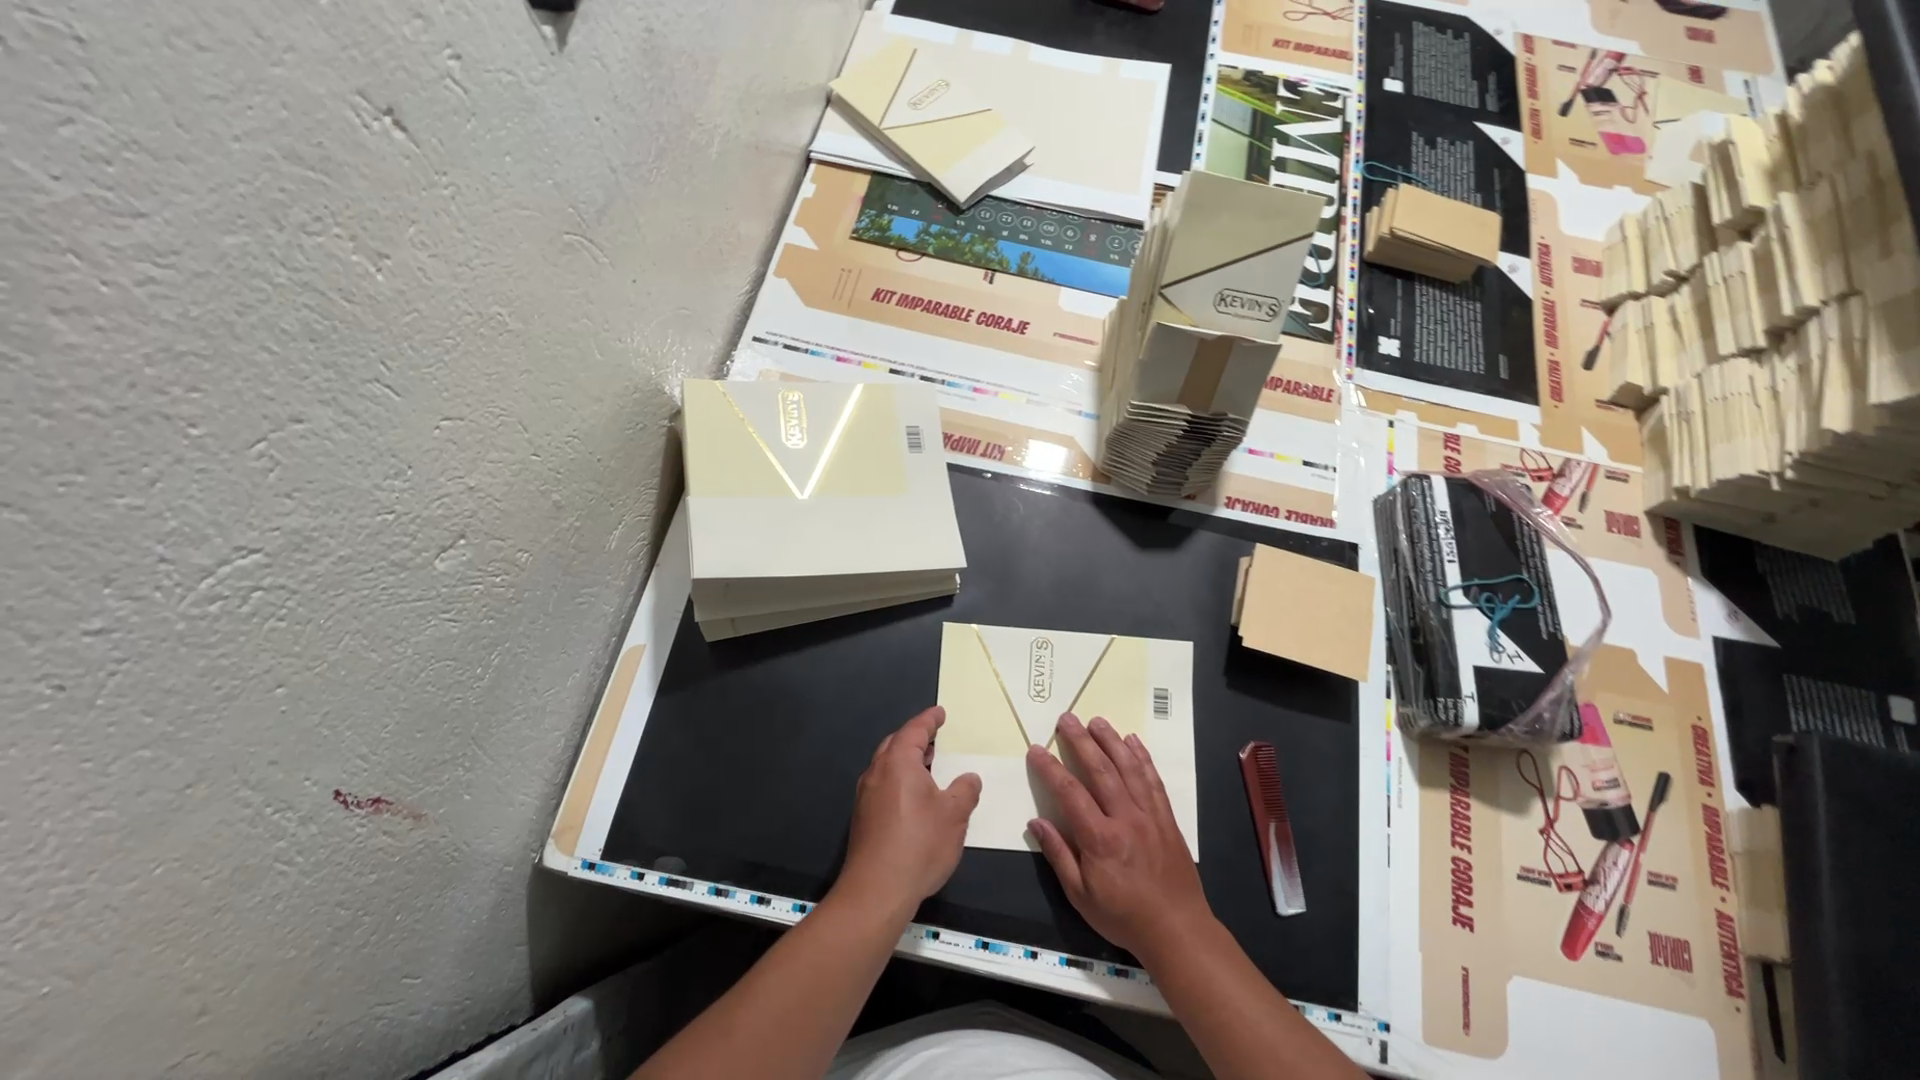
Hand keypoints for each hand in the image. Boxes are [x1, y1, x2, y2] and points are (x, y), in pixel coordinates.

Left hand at [838, 707, 981, 914]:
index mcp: (898, 763)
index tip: (940, 713)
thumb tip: (968, 779)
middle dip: (915, 739)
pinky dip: (899, 781)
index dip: (929, 720)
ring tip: (930, 768)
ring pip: (887, 767)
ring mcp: (865, 797)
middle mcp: (876, 773)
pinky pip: (883, 786)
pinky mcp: (863, 819)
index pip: (914, 730)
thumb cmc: (919, 844)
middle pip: (895, 745)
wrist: (877, 890)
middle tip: (935, 740)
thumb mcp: (954, 815)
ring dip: (907, 762)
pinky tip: (916, 799)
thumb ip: (964, 791)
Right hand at [1027, 712, 1213, 961]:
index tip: (1036, 749)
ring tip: (1096, 720)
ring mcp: (1149, 816)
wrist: (1177, 929)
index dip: (1051, 768)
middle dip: (1081, 741)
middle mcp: (1125, 819)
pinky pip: (1153, 781)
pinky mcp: (1167, 819)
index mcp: (1099, 838)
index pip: (1070, 793)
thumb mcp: (1080, 895)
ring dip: (1111, 741)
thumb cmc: (1123, 916)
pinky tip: (1133, 742)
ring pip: (1128, 768)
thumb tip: (1036, 823)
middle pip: (1100, 770)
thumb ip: (1058, 855)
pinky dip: (1143, 758)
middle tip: (1066, 718)